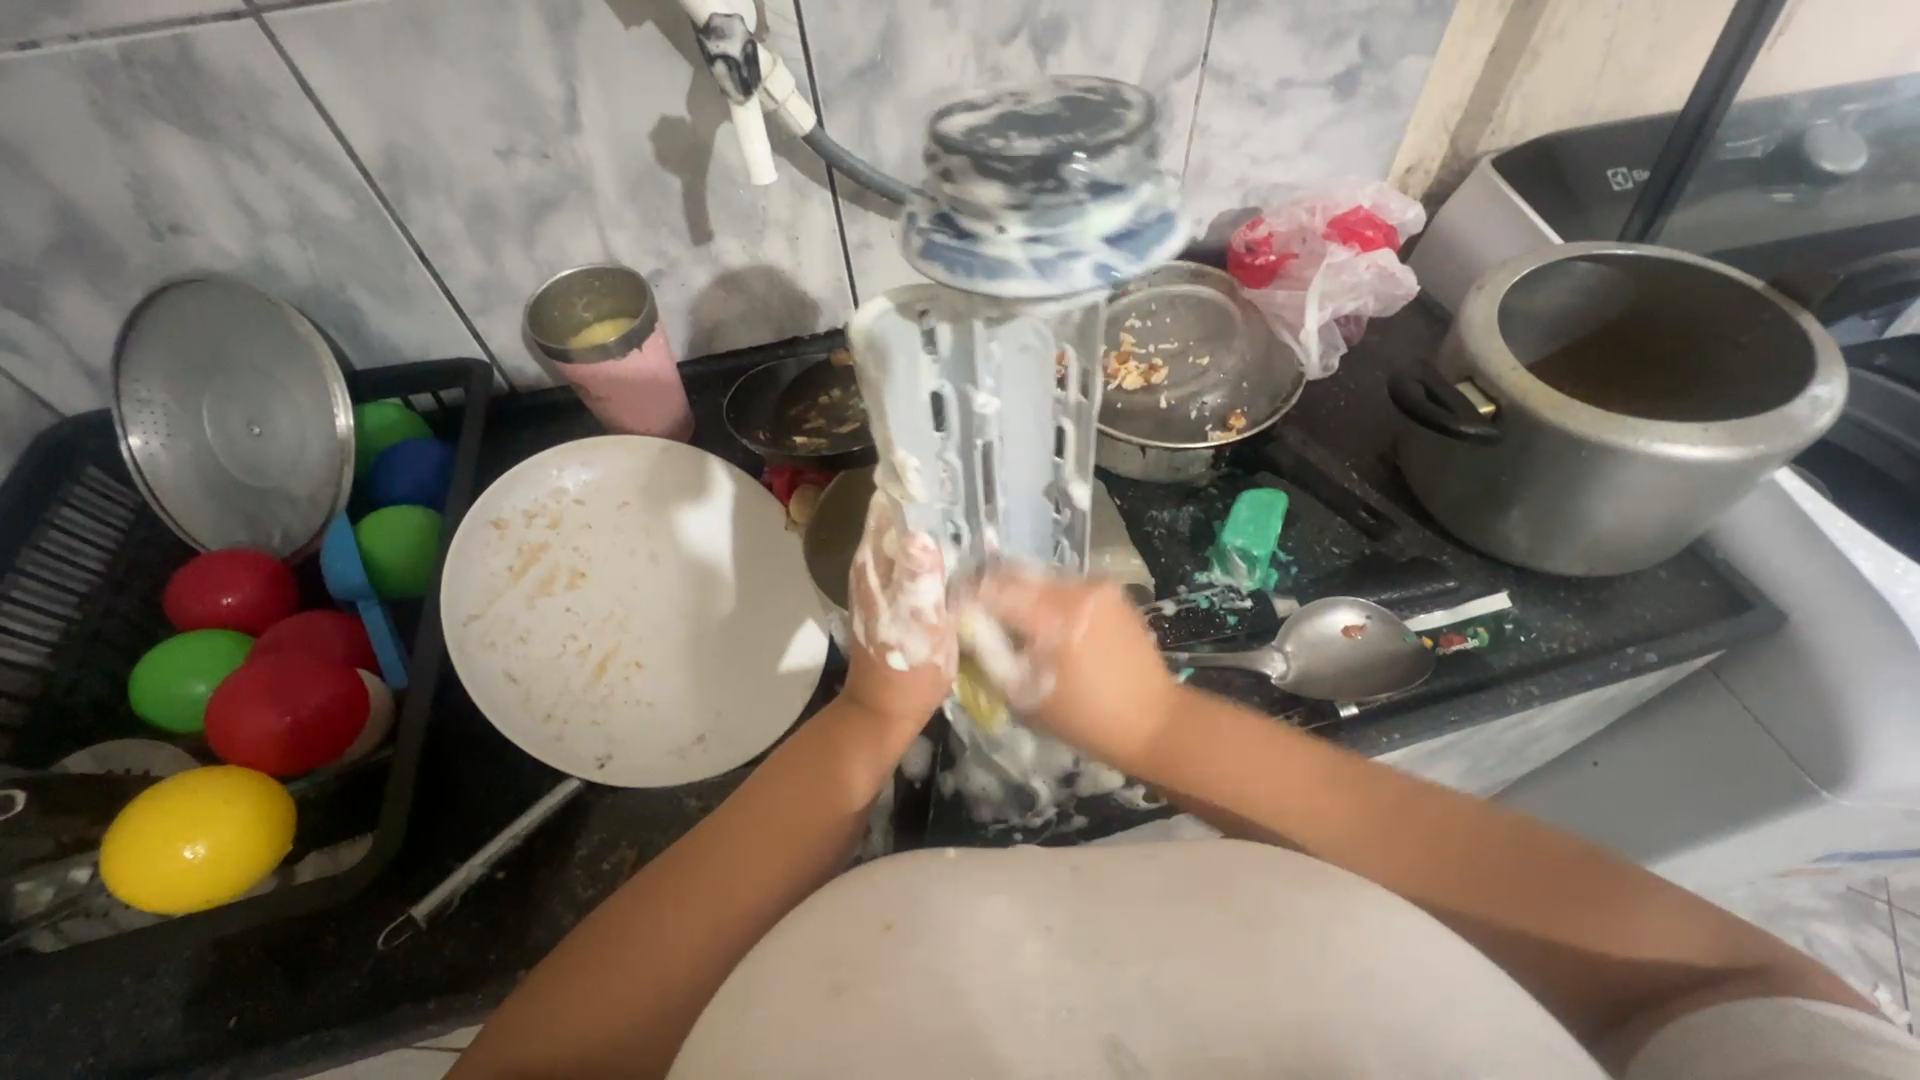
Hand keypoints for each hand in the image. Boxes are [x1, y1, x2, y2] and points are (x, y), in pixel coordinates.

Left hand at [837, 484, 954, 731]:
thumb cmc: (905, 672)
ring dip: (933, 521)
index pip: (888, 506)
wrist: (886, 713)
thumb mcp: (920, 628)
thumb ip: (920, 581)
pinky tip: (961, 548)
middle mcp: (872, 565)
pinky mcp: (895, 596)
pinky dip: (934, 548)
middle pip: (898, 516)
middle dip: (928, 499)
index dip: (914, 484)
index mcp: (874, 565)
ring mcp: (881, 581)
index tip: (947, 468)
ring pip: (907, 536)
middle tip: (970, 483)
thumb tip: (921, 534)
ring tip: (971, 505)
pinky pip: (914, 559)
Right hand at [957, 569, 1179, 771]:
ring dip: (1020, 594)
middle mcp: (1077, 588)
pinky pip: (1065, 587)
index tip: (951, 609)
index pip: (993, 587)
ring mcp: (1098, 586)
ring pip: (1040, 578)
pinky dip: (1047, 600)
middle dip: (991, 590)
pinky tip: (1046, 626)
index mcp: (1054, 615)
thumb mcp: (1024, 694)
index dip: (965, 595)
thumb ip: (988, 652)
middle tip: (975, 614)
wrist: (1153, 721)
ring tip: (1010, 623)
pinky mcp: (1112, 591)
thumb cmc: (1085, 719)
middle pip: (1017, 574)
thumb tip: (964, 623)